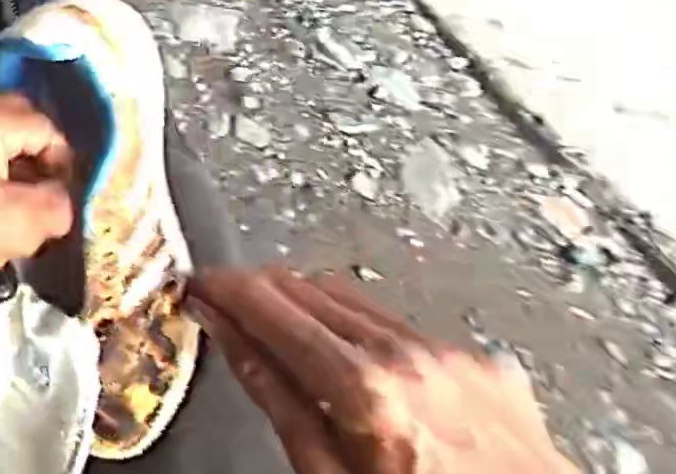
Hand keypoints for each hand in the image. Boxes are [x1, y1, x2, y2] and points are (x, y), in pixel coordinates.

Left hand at [0, 94, 73, 322]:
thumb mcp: (20, 224)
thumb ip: (58, 202)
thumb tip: (61, 193)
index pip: (47, 128)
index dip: (63, 165)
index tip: (62, 201)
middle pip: (23, 121)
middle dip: (41, 157)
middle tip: (46, 198)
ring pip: (0, 132)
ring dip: (17, 163)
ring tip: (20, 205)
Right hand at [191, 269, 575, 473]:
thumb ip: (269, 391)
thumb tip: (216, 321)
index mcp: (363, 389)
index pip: (261, 299)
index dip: (215, 285)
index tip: (190, 286)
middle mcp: (407, 357)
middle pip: (295, 284)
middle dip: (249, 290)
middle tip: (221, 306)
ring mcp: (453, 357)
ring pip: (339, 292)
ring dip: (296, 301)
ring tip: (277, 329)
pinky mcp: (485, 365)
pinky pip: (392, 318)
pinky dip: (350, 324)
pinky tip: (346, 356)